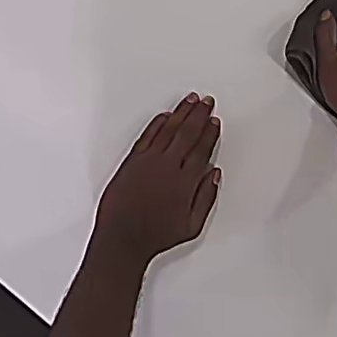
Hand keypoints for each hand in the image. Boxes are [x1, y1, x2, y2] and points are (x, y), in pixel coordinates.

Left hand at [91, 93, 222, 270]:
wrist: (122, 237)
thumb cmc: (154, 235)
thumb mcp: (191, 226)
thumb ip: (206, 198)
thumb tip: (214, 174)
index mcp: (185, 182)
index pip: (202, 149)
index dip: (210, 133)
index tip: (215, 121)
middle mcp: (168, 166)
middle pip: (188, 133)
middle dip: (199, 114)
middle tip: (207, 102)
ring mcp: (149, 161)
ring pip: (169, 129)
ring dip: (181, 112)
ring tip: (190, 99)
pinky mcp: (133, 160)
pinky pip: (148, 135)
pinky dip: (157, 123)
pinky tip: (166, 115)